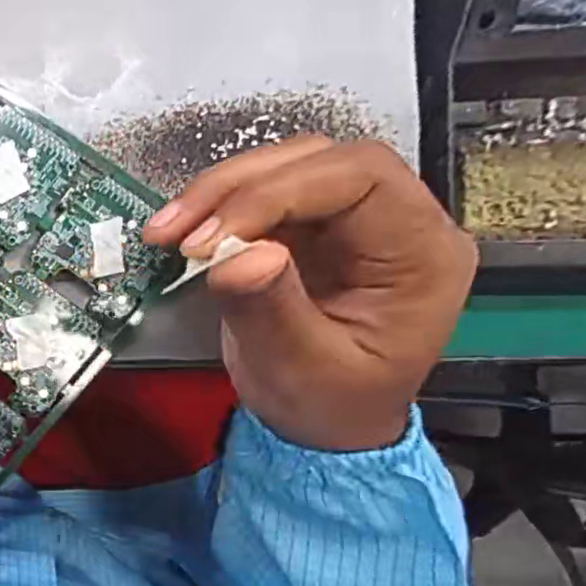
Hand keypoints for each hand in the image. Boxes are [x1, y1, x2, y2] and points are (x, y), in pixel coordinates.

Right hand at [142, 137, 475, 451]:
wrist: (321, 425)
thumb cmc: (329, 403)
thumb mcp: (301, 368)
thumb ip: (272, 311)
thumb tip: (241, 257)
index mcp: (419, 253)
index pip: (358, 179)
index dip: (277, 194)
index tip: (210, 239)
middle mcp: (389, 224)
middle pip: (316, 160)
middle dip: (235, 187)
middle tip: (175, 231)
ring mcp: (342, 224)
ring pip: (280, 169)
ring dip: (215, 194)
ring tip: (165, 232)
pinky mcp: (300, 232)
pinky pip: (253, 198)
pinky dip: (209, 211)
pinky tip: (178, 235)